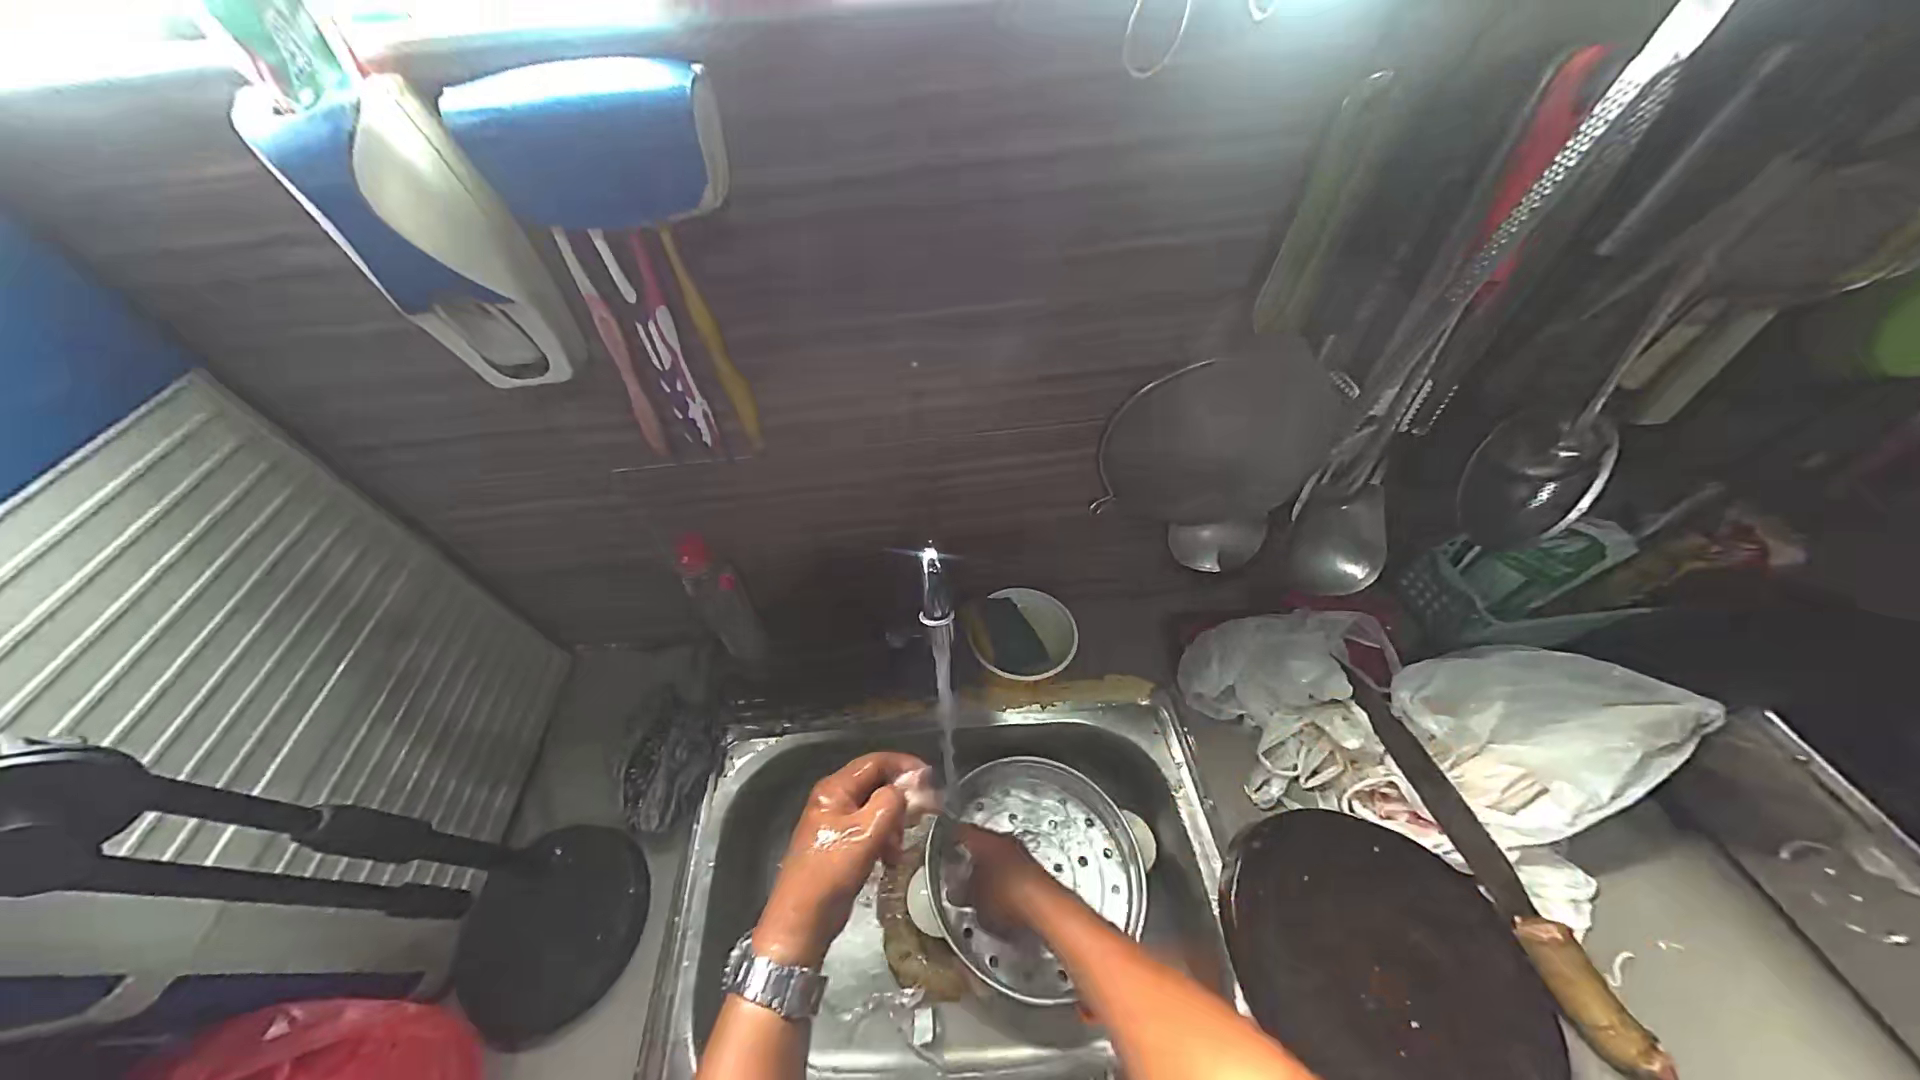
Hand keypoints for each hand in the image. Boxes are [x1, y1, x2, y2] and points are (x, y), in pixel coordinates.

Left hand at [754, 752, 933, 965]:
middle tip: (923, 814)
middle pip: (876, 783)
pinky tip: (890, 856)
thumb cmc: (830, 873)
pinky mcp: (839, 843)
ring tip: (901, 843)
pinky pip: (869, 828)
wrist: (801, 921)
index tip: (930, 779)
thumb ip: (890, 802)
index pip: (876, 761)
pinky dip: (884, 837)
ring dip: (894, 821)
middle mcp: (833, 798)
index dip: (905, 765)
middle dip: (901, 797)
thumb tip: (907, 787)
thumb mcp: (865, 833)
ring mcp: (835, 821)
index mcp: (835, 788)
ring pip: (875, 807)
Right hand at [953, 823, 1062, 933]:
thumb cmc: (1005, 896)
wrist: (1044, 908)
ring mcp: (1022, 854)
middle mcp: (1005, 841)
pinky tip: (1002, 896)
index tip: (947, 840)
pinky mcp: (1035, 871)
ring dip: (991, 868)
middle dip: (974, 856)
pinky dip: (1006, 878)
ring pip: (1000, 856)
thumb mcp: (974, 898)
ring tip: (981, 887)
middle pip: (984, 843)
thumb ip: (963, 890)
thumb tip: (958, 891)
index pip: (963, 831)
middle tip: (962, 870)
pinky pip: (1014, 869)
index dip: (953, 836)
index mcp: (985, 841)